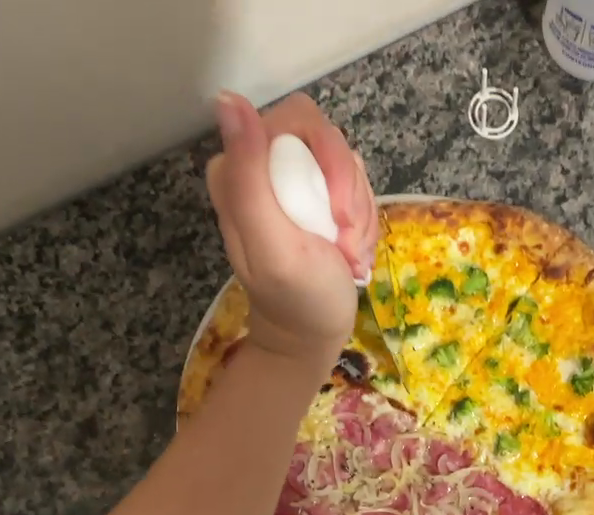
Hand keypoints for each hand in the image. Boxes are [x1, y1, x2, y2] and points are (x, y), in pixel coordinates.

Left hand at [205, 91, 377, 366]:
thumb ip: (249, 175)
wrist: (310, 335)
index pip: (300, 122)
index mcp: (240, 167)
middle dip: (350, 195)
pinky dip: (363, 225)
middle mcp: (264, 165)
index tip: (339, 216)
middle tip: (347, 242)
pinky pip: (357, 190)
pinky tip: (352, 255)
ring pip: (348, 167)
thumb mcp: (272, 242)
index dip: (331, 162)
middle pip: (329, 142)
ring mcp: (293, 181)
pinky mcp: (318, 197)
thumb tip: (230, 101)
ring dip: (359, 216)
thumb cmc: (294, 298)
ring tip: (348, 256)